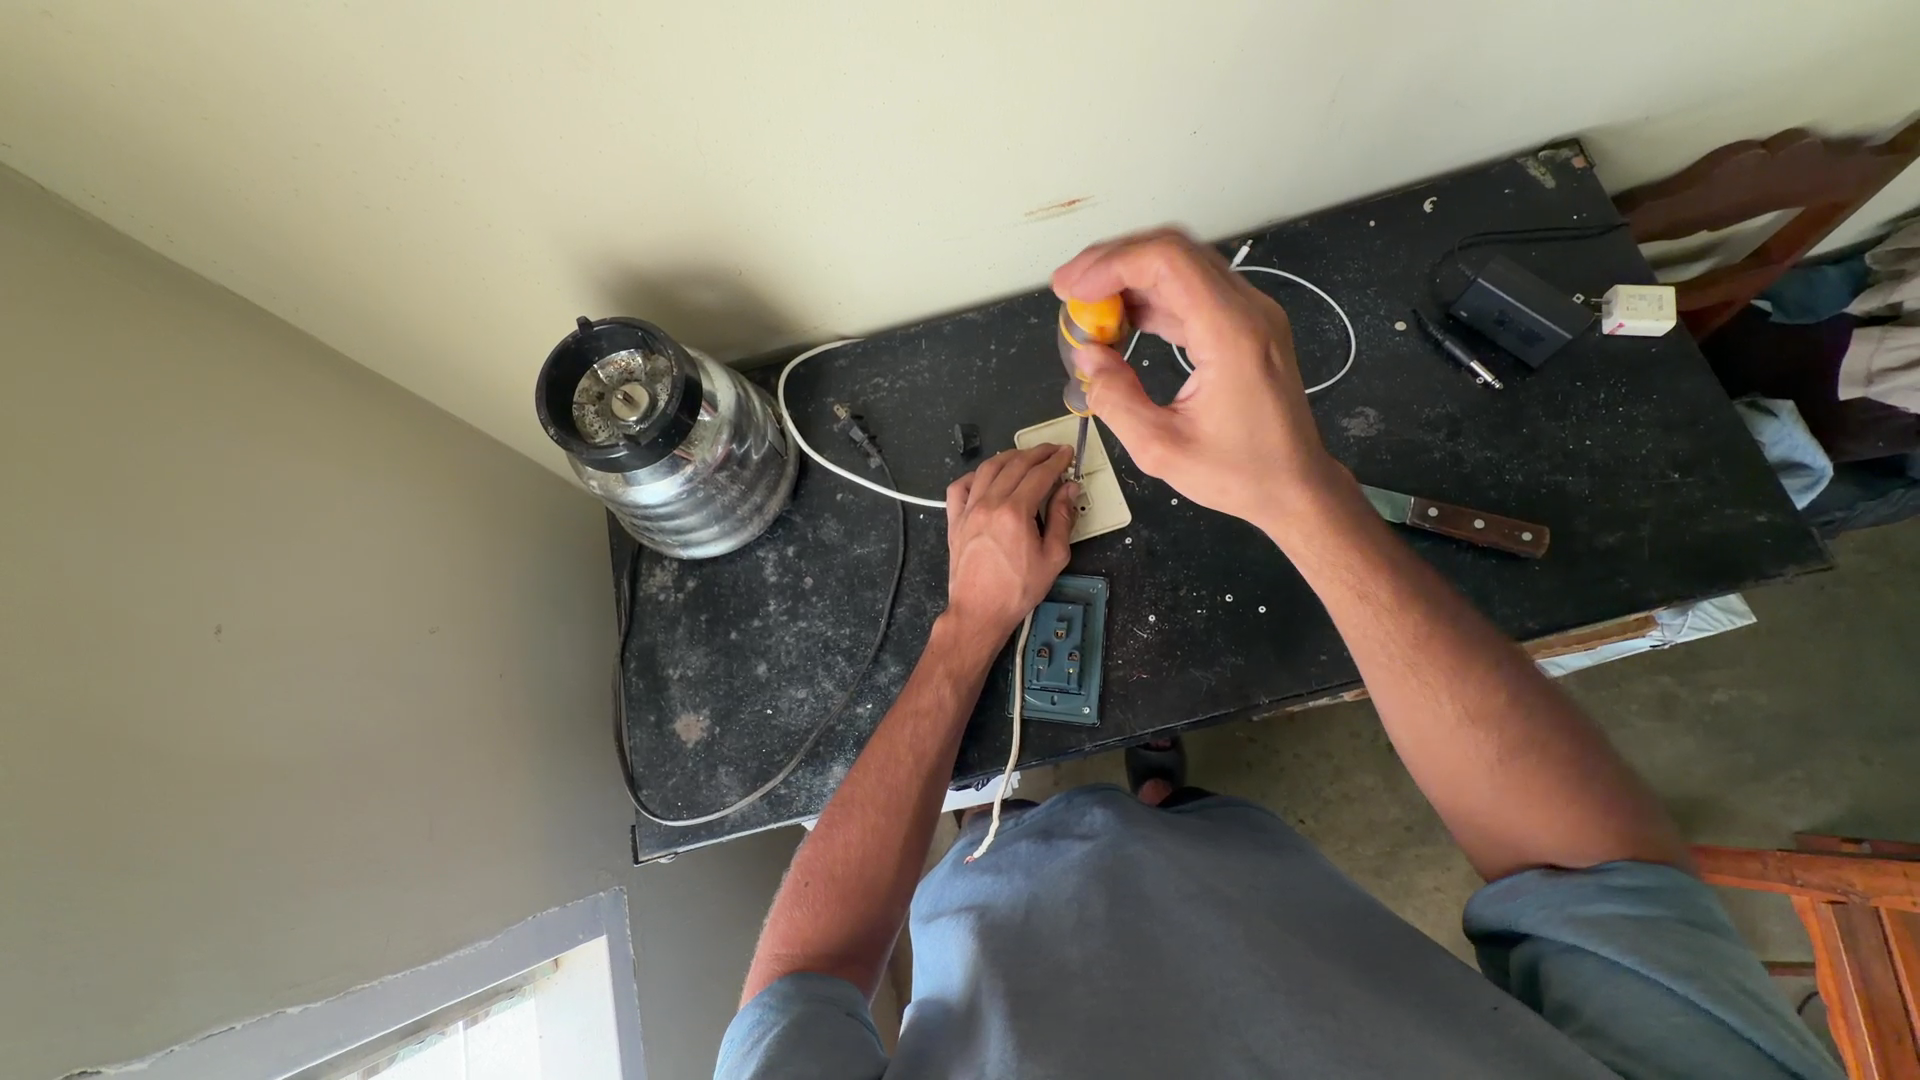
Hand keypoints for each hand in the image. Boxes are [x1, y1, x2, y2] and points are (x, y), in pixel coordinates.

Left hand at [943, 445, 1076, 639]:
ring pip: (987, 469)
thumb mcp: (1053, 557)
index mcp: (1014, 512)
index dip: (1056, 461)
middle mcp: (989, 504)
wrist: (979, 611)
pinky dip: (974, 475)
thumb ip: (1062, 518)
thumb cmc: (1018, 590)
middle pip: (1015, 465)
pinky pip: (959, 487)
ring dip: (1009, 457)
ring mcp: (968, 510)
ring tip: (1025, 457)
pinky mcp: (954, 520)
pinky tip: (987, 477)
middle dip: (1037, 453)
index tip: (1067, 453)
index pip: (1039, 474)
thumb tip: (1069, 489)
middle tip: (1052, 451)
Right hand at [1051, 229, 1347, 536]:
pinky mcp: (1244, 327)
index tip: (1070, 290)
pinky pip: (1192, 293)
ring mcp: (1249, 315)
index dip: (1110, 264)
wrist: (1296, 485)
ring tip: (1086, 308)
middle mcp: (1246, 310)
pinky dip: (1151, 299)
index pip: (1167, 261)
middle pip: (1173, 252)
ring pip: (1181, 268)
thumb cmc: (1239, 474)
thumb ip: (1115, 398)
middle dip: (1112, 263)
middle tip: (1067, 291)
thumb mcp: (1160, 448)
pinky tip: (1120, 323)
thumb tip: (1087, 357)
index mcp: (1231, 333)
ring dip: (1129, 279)